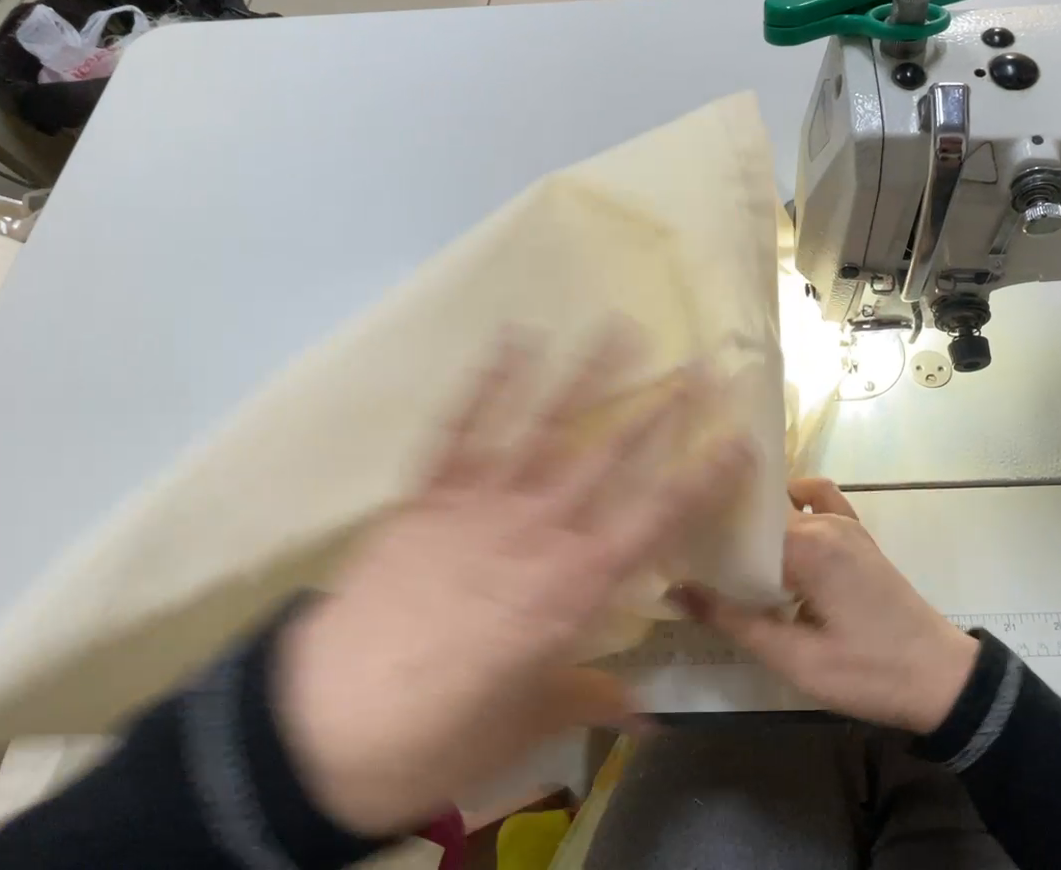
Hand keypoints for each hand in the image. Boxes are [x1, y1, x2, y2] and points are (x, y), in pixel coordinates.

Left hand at [274, 337, 754, 836]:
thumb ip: (591, 697)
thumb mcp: (526, 722)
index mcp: (578, 588)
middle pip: (615, 457)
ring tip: (618, 327)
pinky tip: (511, 338)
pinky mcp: (428, 495)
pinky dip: (488, 381)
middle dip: (664, 407)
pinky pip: (463, 428)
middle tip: (698, 363)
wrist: (321, 727)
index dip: (706, 477)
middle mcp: (541, 532)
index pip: (661, 520)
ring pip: (546, 428)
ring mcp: (482, 504)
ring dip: (587, 374)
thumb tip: (647, 715)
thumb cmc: (439, 732)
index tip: (739, 438)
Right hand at [674, 478, 978, 735]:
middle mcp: (825, 522)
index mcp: (809, 546)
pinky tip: (777, 533)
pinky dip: (795, 505)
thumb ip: (734, 621)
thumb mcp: (795, 659)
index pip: (741, 527)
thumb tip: (676, 591)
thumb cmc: (867, 672)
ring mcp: (846, 524)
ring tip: (726, 549)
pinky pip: (820, 501)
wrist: (941, 679)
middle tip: (690, 556)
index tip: (675, 554)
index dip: (705, 540)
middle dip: (726, 532)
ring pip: (784, 505)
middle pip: (760, 514)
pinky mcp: (859, 535)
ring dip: (757, 523)